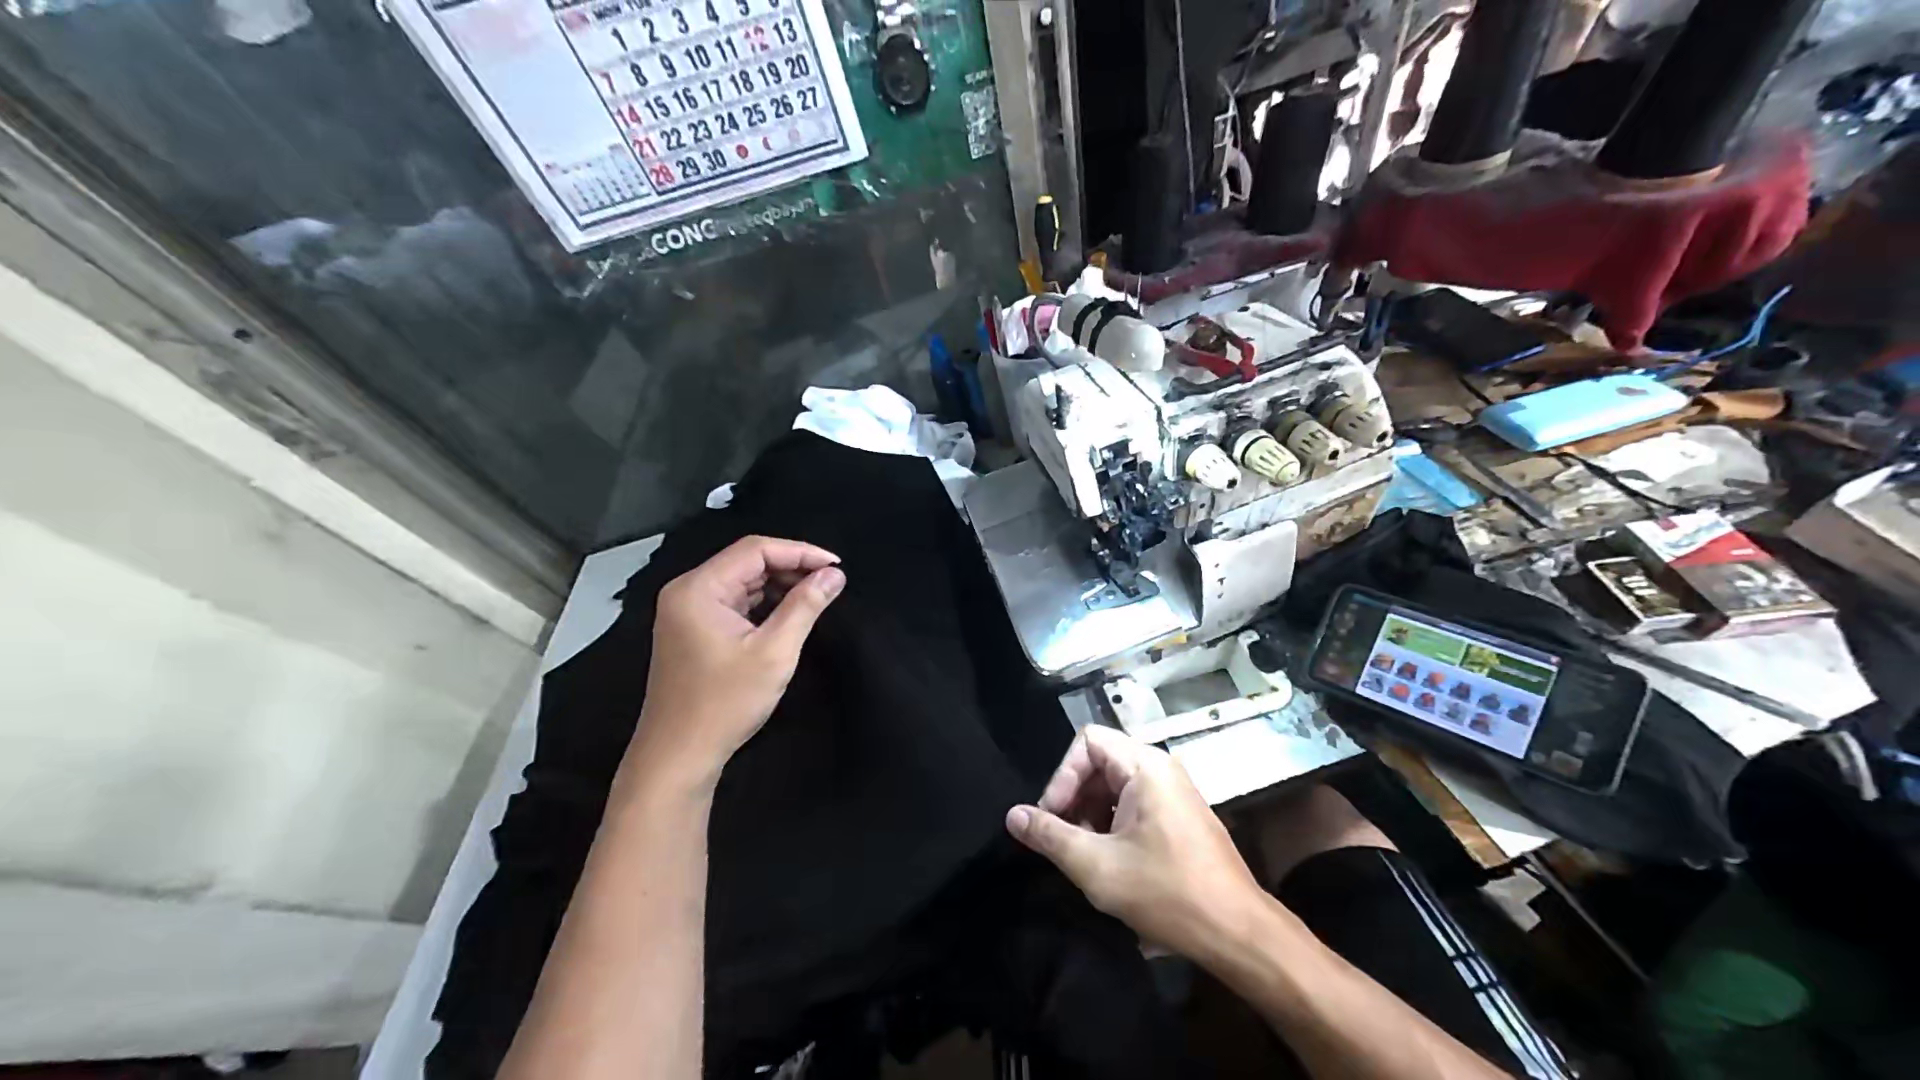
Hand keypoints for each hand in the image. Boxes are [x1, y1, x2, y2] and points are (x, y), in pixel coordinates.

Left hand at [632, 536, 845, 780]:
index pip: (755, 550)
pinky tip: (788, 612)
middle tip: (830, 582)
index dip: (800, 551)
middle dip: (791, 567)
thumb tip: (834, 574)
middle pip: (746, 562)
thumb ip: (805, 606)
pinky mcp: (692, 629)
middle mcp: (687, 591)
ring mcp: (687, 611)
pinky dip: (763, 603)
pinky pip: (734, 602)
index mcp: (699, 588)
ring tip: (816, 595)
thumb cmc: (725, 703)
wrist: (678, 754)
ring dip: (779, 585)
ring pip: (742, 582)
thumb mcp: (774, 652)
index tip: (836, 566)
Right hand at [1005, 725, 1266, 960]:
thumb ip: (1050, 835)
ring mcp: (1173, 792)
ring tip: (1083, 854)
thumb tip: (1013, 815)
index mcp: (1145, 766)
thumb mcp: (1097, 866)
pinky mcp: (1179, 816)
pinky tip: (1108, 860)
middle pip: (1099, 761)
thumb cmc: (1167, 892)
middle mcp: (1161, 768)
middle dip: (1073, 796)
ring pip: (1114, 785)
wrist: (1239, 934)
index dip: (1062, 776)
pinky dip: (1111, 823)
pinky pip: (1133, 803)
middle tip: (1062, 838)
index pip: (1086, 741)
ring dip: (1090, 813)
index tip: (1052, 817)